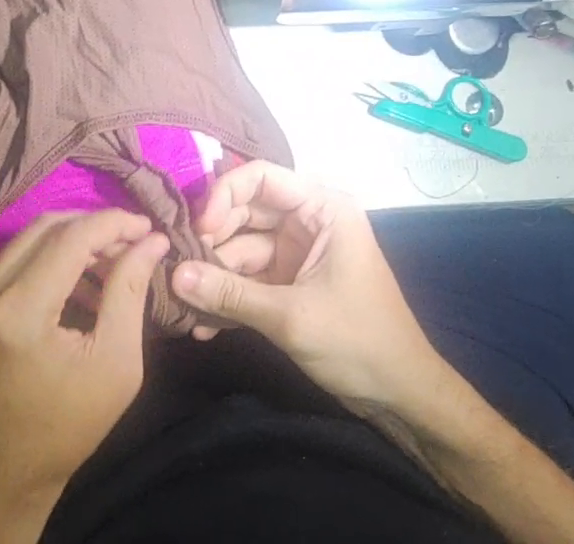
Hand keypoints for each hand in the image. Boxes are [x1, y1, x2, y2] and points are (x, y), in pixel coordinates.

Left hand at [0, 211, 168, 509]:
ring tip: (113, 263)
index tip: (148, 226)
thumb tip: (151, 241)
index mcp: (19, 312)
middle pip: (46, 228)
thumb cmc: (65, 429)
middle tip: (133, 241)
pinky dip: (49, 261)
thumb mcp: (115, 365)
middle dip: (94, 226)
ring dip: (73, 241)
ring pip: (27, 241)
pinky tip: (80, 283)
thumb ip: (130, 292)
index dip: (113, 224)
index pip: (70, 238)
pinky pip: (13, 263)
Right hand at [170, 161, 444, 410]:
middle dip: (211, 241)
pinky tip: (202, 327)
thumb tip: (174, 275)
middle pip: (244, 212)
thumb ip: (230, 294)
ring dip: (212, 277)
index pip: (261, 177)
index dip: (223, 196)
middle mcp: (308, 221)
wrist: (399, 395)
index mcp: (323, 208)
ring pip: (239, 248)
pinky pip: (247, 279)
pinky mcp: (289, 283)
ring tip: (182, 305)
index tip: (198, 230)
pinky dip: (227, 298)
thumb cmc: (358, 341)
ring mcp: (296, 252)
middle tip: (177, 270)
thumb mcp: (290, 317)